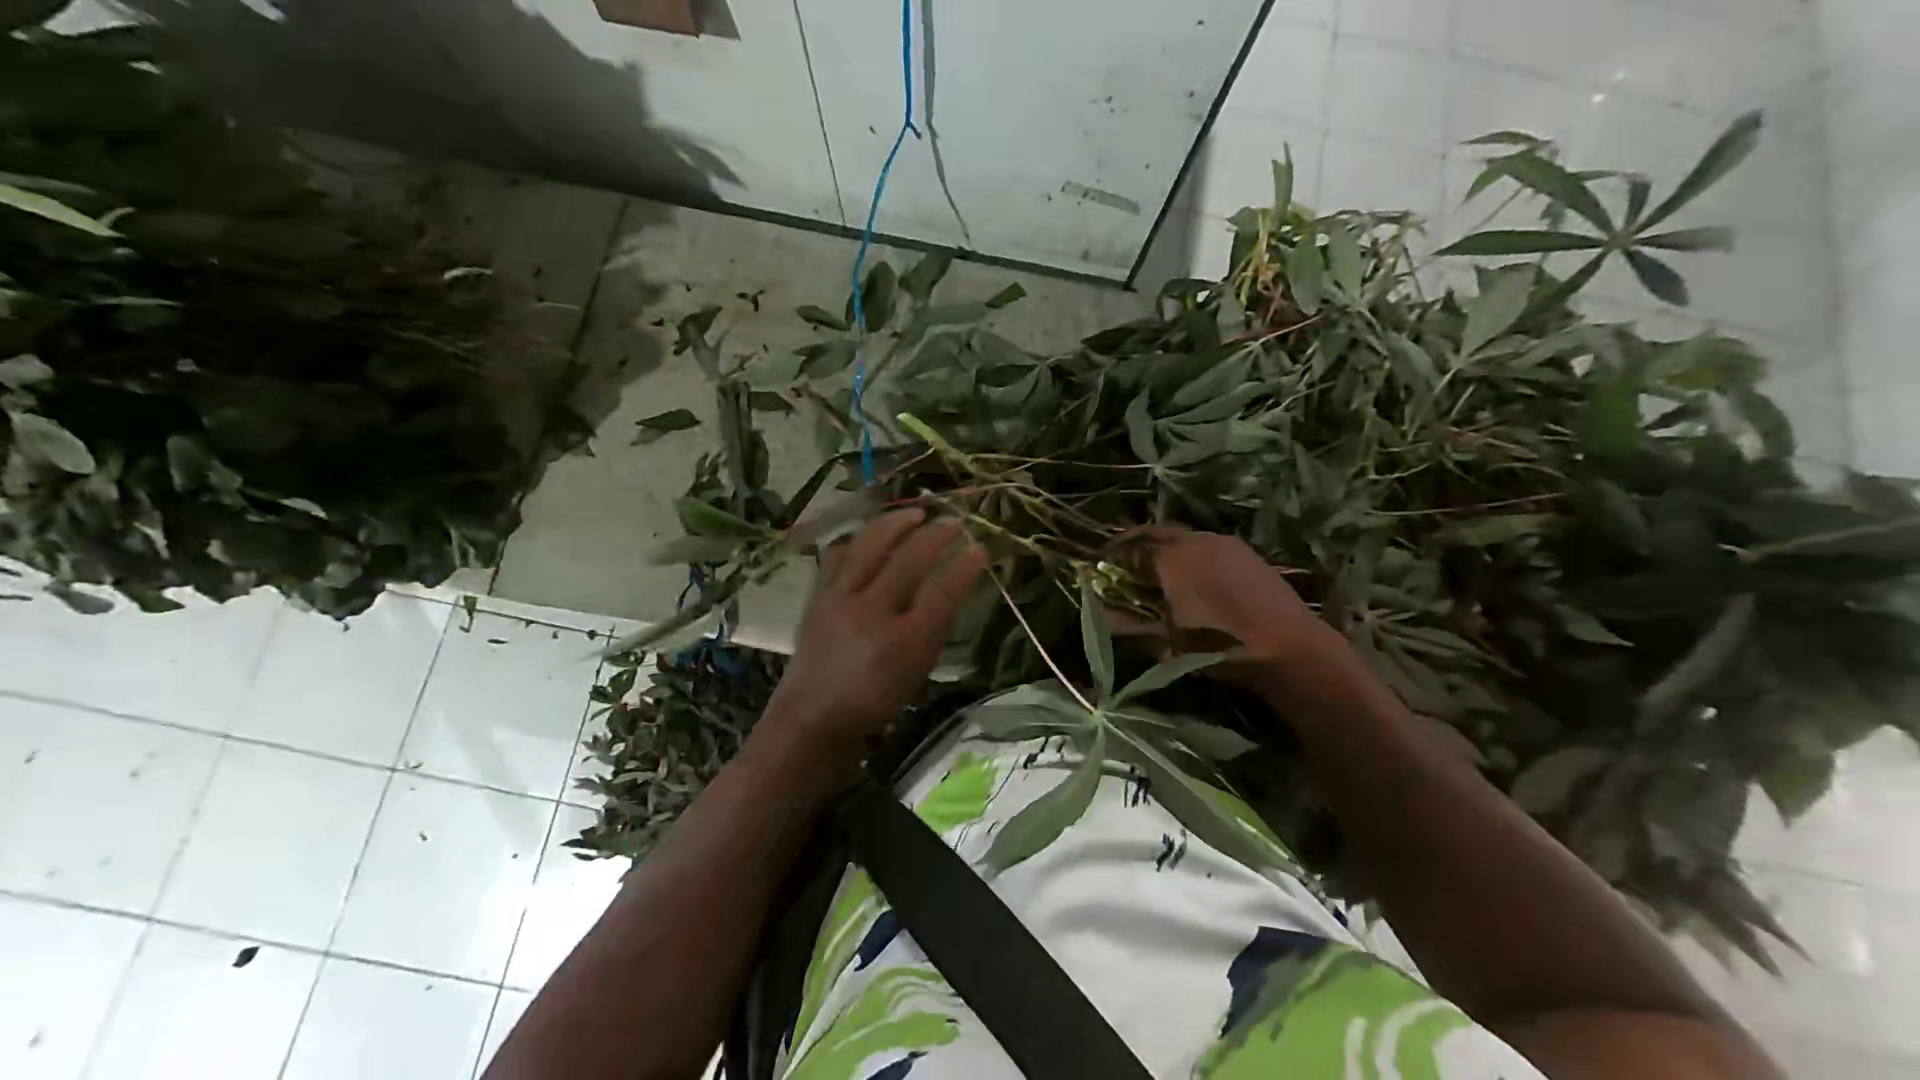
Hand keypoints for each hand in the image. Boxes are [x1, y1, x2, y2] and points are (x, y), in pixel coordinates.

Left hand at [760, 508, 985, 762]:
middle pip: (908, 560)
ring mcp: (839, 600)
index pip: (941, 592)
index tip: (980, 547)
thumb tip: (948, 588)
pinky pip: (839, 555)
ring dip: (896, 524)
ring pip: (870, 546)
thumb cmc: (872, 704)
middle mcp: (870, 613)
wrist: (812, 719)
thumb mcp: (916, 674)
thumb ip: (934, 630)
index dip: (964, 566)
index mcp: (903, 642)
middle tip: (954, 522)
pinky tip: (871, 536)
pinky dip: (859, 541)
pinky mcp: (817, 597)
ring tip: (916, 513)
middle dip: (936, 535)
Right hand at [1117, 526, 1344, 677]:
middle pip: (1155, 533)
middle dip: (1134, 545)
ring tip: (1155, 572)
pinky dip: (1188, 555)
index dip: (1110, 556)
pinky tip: (1192, 578)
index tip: (1097, 567)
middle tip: (1121, 562)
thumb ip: (1128, 623)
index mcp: (1172, 557)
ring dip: (1163, 549)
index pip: (1129, 547)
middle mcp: (1196, 539)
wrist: (1291, 648)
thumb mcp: (1165, 642)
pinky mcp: (1247, 554)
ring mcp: (1225, 543)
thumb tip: (1099, 611)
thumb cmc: (1220, 645)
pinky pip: (1206, 546)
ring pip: (1183, 538)